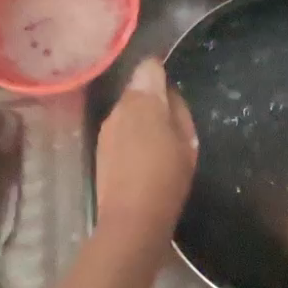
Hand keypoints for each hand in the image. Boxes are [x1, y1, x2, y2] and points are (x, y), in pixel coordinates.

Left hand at [94, 59, 197, 243]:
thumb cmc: (167, 178)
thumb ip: (177, 110)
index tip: (173, 87)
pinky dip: (131, 135)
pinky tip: (142, 157)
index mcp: (143, 100)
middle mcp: (119, 107)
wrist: (132, 219)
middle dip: (152, 98)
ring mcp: (106, 128)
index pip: (149, 67)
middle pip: (136, 89)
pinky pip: (119, 130)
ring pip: (126, 110)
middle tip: (172, 121)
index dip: (161, 72)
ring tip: (158, 142)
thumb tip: (169, 94)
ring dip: (140, 118)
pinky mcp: (99, 148)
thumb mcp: (187, 142)